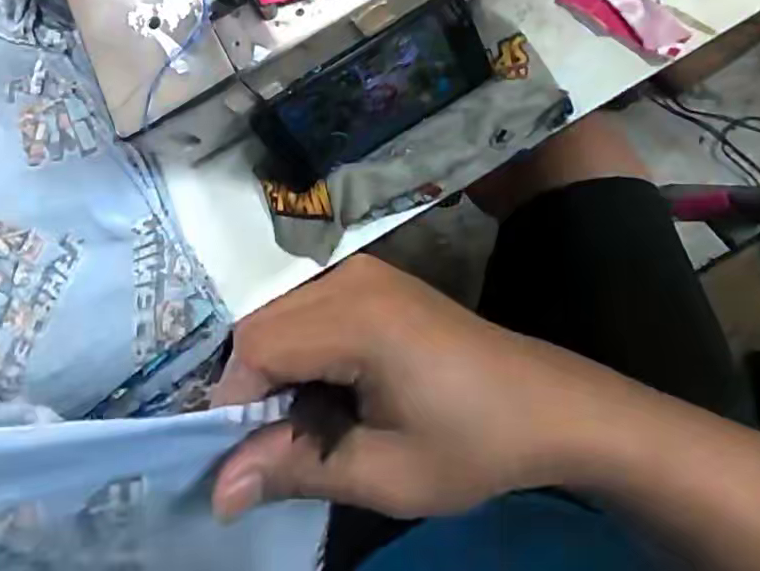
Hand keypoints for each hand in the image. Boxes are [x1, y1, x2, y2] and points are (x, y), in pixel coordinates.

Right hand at [209, 255, 628, 520]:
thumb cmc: (471, 441)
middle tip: (277, 446)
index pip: (256, 347)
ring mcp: (363, 269)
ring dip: (272, 366)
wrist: (541, 401)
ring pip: (279, 310)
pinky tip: (326, 386)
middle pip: (260, 322)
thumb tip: (218, 490)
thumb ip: (298, 468)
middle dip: (250, 386)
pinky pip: (305, 303)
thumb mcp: (387, 473)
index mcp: (359, 316)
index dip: (234, 405)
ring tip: (304, 420)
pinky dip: (296, 345)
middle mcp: (352, 276)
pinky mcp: (372, 277)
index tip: (247, 460)